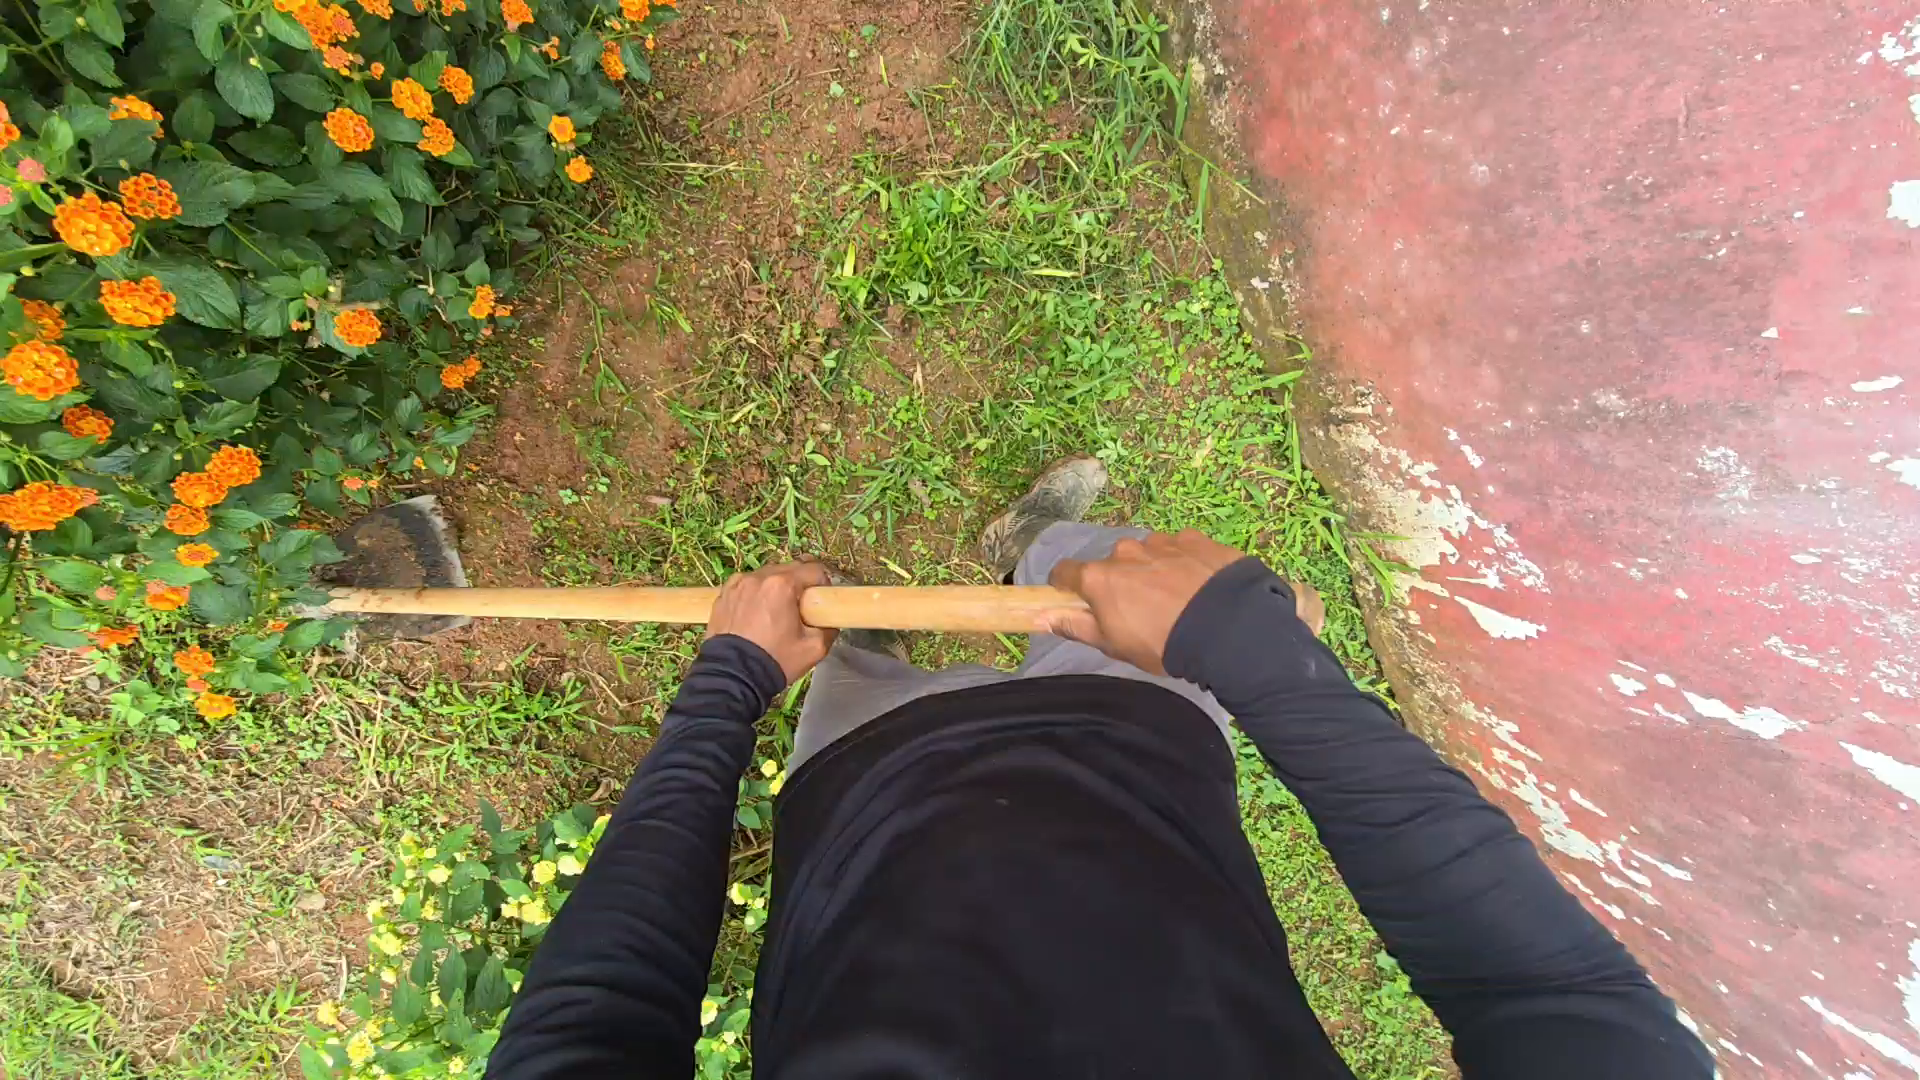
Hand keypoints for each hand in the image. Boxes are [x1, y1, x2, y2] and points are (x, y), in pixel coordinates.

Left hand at [705, 560, 836, 684]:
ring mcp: (737, 584)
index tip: (822, 601)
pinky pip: (747, 586)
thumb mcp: (814, 648)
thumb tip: (829, 621)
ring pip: (766, 576)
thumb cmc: (775, 660)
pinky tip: (757, 613)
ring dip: (776, 587)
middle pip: (789, 569)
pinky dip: (756, 594)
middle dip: (800, 584)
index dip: (823, 584)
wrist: (732, 677)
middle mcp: (758, 577)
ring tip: (777, 611)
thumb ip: (828, 628)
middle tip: (802, 608)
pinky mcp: (723, 595)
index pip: (813, 570)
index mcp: (782, 584)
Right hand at [1045, 529, 1246, 674]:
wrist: (1231, 629)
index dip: (1069, 588)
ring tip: (1178, 600)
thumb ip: (1076, 626)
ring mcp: (1162, 541)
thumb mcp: (1114, 645)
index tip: (1081, 603)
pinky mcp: (1195, 539)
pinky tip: (1201, 586)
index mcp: (1099, 577)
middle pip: (1112, 564)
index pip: (1065, 572)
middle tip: (1143, 611)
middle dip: (1120, 582)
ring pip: (1147, 554)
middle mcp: (1125, 551)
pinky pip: (1180, 548)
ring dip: (1153, 571)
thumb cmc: (1163, 643)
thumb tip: (1044, 615)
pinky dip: (1184, 563)